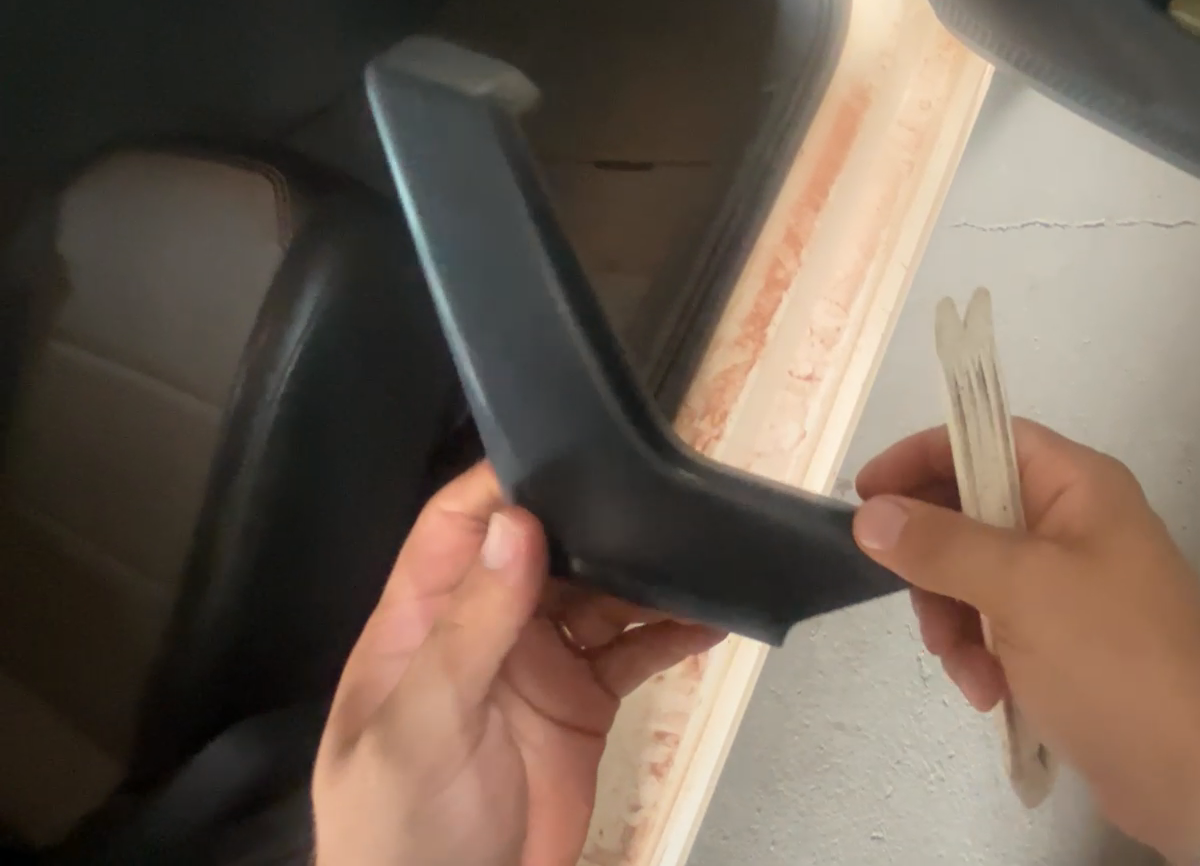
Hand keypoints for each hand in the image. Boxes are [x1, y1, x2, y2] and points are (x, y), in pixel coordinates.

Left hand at [312, 464, 724, 865]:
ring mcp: (543, 660)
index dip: (504, 485)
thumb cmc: (407, 833)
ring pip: (604, 594)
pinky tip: (712, 620)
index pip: (458, 529)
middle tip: (660, 494)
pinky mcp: (588, 695)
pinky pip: (638, 646)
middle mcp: (489, 628)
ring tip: (699, 556)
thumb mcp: (422, 730)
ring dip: (649, 577)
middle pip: (548, 550)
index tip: (569, 451)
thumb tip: (517, 522)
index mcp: (426, 624)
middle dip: (598, 523)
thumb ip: (468, 628)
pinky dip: (675, 632)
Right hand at [851, 420, 1199, 860]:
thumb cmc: (1114, 657)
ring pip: (976, 569)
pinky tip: (988, 690)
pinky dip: (980, 648)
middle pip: (973, 507)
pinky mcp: (1062, 631)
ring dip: (954, 616)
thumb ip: (942, 545)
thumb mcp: (1022, 590)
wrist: (1197, 776)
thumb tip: (871, 513)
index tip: (867, 492)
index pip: (986, 437)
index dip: (924, 456)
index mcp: (1077, 483)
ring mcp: (1068, 578)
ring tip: (964, 666)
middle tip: (913, 600)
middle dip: (936, 558)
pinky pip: (996, 617)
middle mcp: (1073, 519)